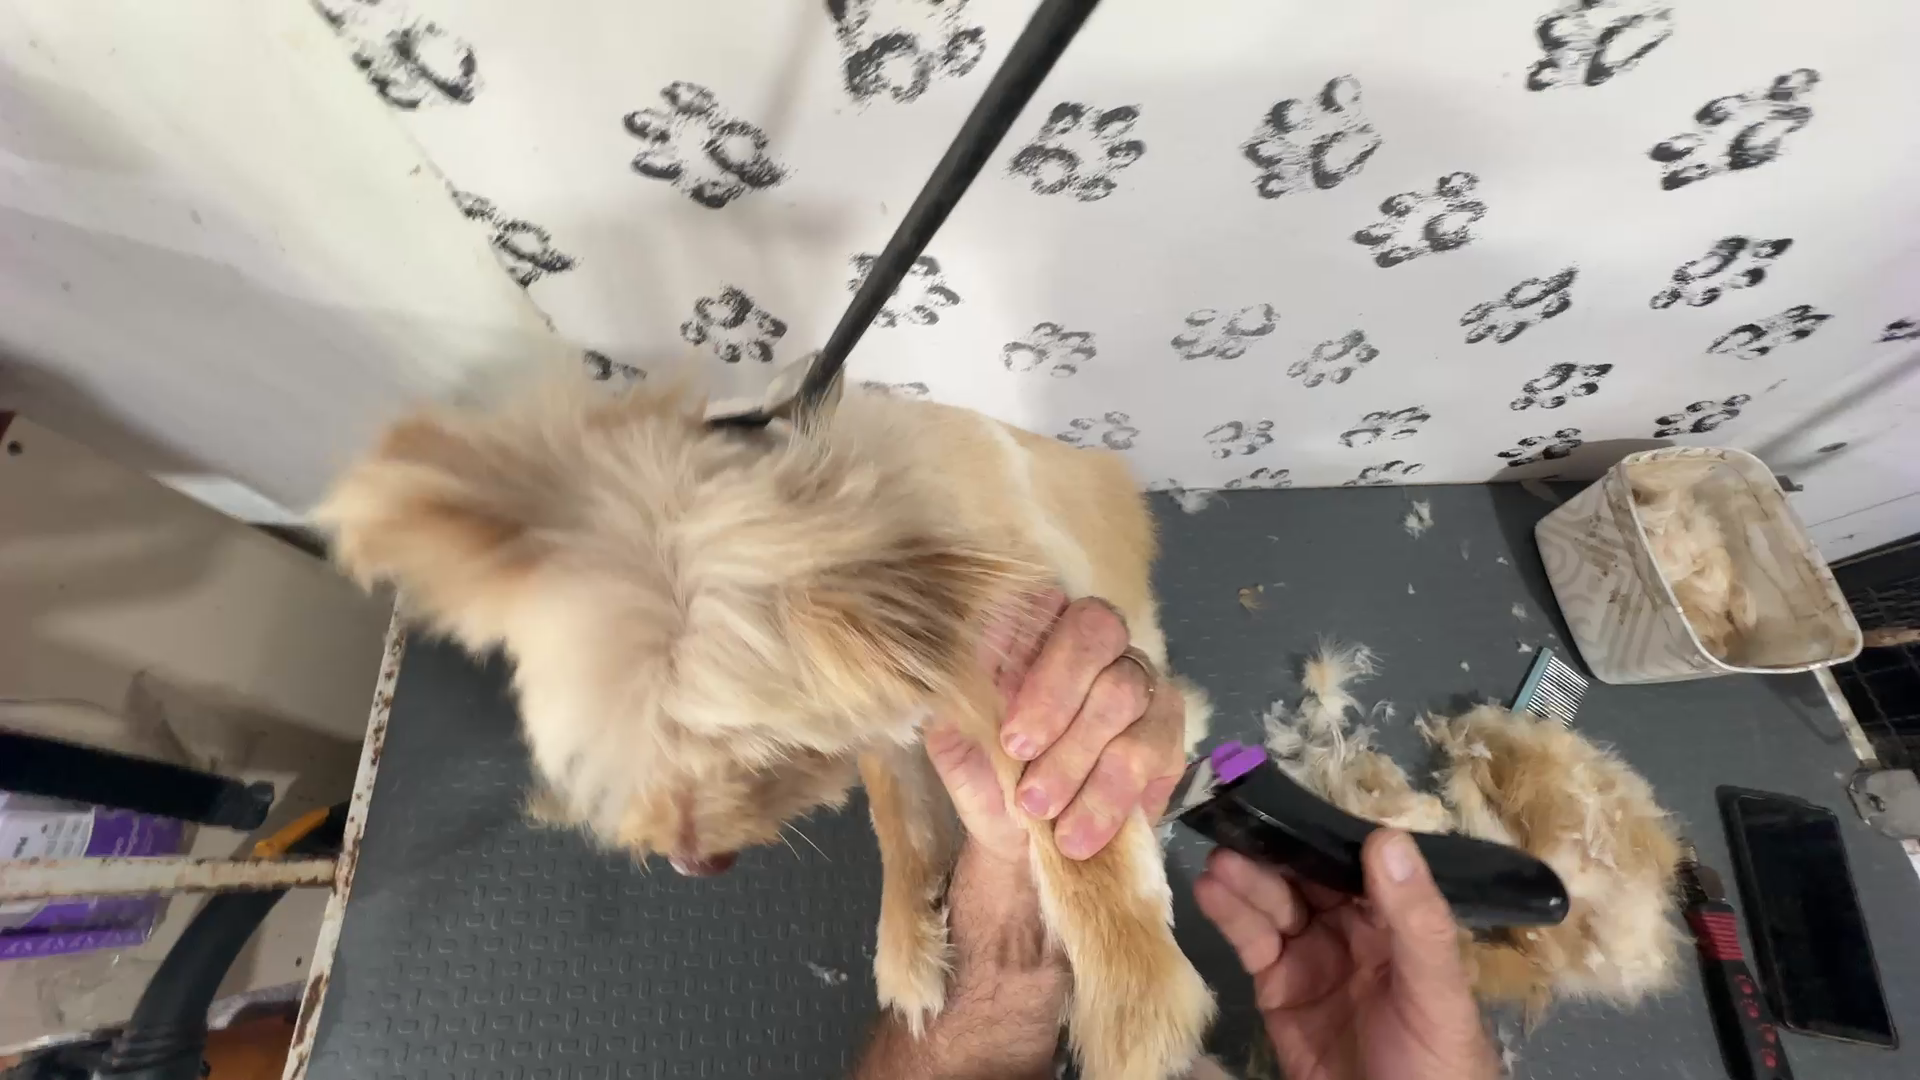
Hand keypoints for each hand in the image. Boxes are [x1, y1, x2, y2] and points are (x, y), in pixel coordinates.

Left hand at [925, 589, 1186, 861]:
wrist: (1021, 844)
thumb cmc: (987, 776)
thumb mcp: (955, 739)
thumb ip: (957, 698)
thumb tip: (965, 661)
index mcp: (1042, 629)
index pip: (1046, 604)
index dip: (1026, 652)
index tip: (1002, 719)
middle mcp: (1099, 642)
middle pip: (1095, 632)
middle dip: (1054, 697)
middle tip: (1017, 752)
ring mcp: (1141, 682)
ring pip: (1121, 694)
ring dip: (1073, 757)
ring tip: (1038, 806)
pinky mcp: (1168, 735)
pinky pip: (1148, 752)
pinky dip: (1105, 797)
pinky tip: (1076, 833)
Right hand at [1194, 831, 1497, 1079]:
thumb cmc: (1436, 1068)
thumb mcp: (1437, 996)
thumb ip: (1416, 921)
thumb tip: (1388, 835)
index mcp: (1394, 921)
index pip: (1353, 862)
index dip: (1319, 832)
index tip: (1285, 800)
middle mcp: (1349, 928)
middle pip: (1302, 876)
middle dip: (1270, 851)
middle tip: (1237, 828)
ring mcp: (1309, 954)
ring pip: (1271, 901)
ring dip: (1244, 879)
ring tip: (1219, 864)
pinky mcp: (1275, 983)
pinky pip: (1250, 939)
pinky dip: (1228, 913)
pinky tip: (1209, 891)